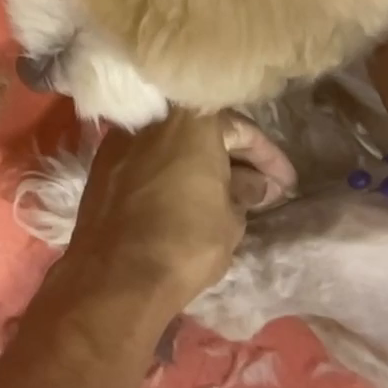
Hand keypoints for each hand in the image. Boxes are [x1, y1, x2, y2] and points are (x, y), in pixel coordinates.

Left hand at [67, 109, 295, 302]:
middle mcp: (149, 118)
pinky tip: (187, 192)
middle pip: (198, 126)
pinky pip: (146, 154)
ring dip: (200, 160)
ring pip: (170, 139)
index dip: (265, 154)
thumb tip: (254, 182)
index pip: (236, 125)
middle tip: (262, 186)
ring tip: (229, 191)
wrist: (117, 269)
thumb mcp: (232, 218)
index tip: (284, 182)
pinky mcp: (102, 160)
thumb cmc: (185, 240)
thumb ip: (245, 190)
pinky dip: (169, 166)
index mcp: (187, 121)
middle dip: (234, 154)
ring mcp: (120, 137)